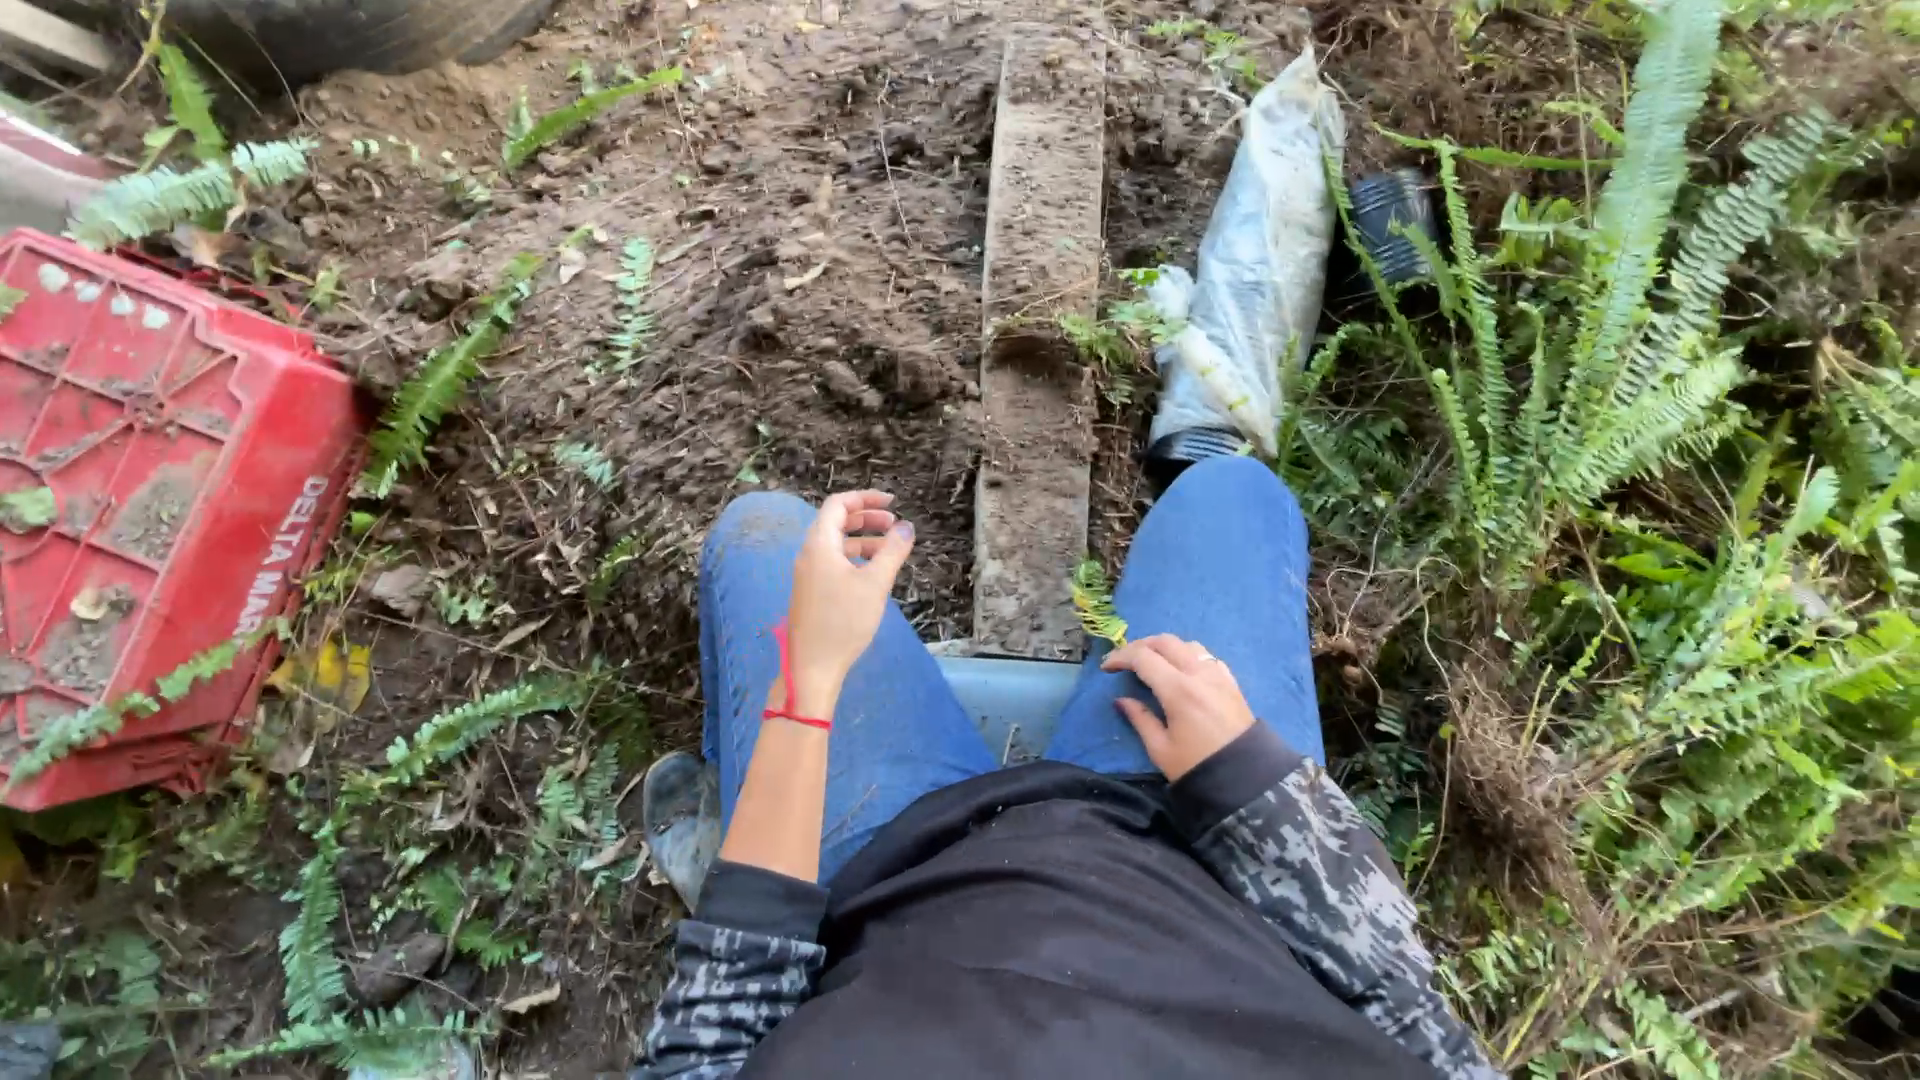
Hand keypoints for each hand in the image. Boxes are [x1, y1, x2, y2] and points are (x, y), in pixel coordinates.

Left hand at [783, 490, 914, 705]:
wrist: (813, 666)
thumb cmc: (843, 621)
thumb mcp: (875, 584)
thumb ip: (892, 551)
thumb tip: (907, 527)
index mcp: (819, 544)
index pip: (838, 504)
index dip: (865, 498)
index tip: (893, 503)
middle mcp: (810, 554)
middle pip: (836, 522)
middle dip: (867, 518)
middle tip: (895, 525)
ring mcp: (809, 574)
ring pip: (837, 544)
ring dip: (864, 540)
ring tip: (891, 551)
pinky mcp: (813, 591)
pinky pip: (834, 562)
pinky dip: (856, 559)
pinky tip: (874, 574)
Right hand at [1101, 634, 1256, 780]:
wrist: (1247, 779)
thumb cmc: (1198, 766)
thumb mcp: (1160, 749)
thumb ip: (1140, 719)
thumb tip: (1122, 700)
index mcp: (1178, 690)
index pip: (1143, 657)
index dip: (1120, 657)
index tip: (1107, 668)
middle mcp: (1199, 674)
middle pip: (1165, 642)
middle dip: (1140, 646)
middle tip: (1125, 661)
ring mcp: (1218, 675)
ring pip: (1187, 644)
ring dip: (1165, 647)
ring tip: (1152, 662)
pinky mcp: (1231, 682)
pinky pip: (1206, 656)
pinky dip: (1188, 655)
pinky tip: (1182, 670)